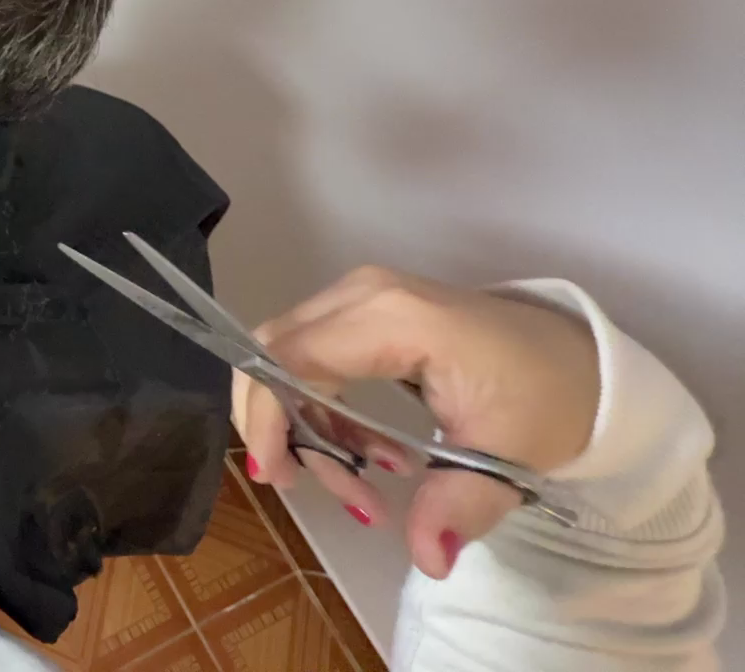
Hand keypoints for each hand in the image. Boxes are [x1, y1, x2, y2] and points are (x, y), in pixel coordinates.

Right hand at [233, 267, 599, 579]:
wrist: (587, 357)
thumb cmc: (554, 397)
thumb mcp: (514, 455)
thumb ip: (459, 503)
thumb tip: (428, 560)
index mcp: (393, 319)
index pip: (290, 359)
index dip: (267, 416)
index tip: (276, 475)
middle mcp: (356, 294)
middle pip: (271, 351)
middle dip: (271, 421)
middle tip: (296, 480)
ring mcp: (351, 294)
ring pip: (280, 353)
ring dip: (296, 419)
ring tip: (354, 475)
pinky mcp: (353, 306)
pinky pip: (303, 351)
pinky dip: (312, 402)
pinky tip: (359, 444)